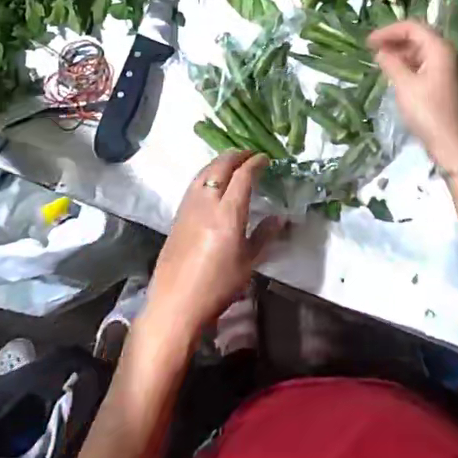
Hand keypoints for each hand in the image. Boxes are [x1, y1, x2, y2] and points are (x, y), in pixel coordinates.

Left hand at [144, 151, 282, 342]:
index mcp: (228, 212)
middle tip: (250, 155)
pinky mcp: (178, 214)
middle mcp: (206, 201)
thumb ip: (264, 235)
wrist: (176, 302)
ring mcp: (188, 206)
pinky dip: (207, 173)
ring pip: (204, 171)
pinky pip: (194, 183)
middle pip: (220, 166)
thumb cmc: (218, 286)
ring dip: (220, 162)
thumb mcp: (248, 263)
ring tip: (232, 163)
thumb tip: (281, 217)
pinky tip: (213, 181)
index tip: (265, 159)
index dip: (255, 163)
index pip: (243, 176)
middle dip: (236, 155)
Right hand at [368, 20, 457, 167]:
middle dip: (393, 39)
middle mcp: (445, 54)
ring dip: (398, 52)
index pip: (412, 27)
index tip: (368, 41)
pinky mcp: (441, 82)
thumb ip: (391, 63)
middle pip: (417, 37)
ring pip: (419, 51)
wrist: (451, 143)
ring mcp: (445, 68)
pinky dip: (405, 64)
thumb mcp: (404, 85)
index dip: (388, 31)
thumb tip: (381, 52)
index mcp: (439, 49)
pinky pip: (421, 64)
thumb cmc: (427, 112)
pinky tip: (392, 72)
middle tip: (371, 48)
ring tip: (378, 60)